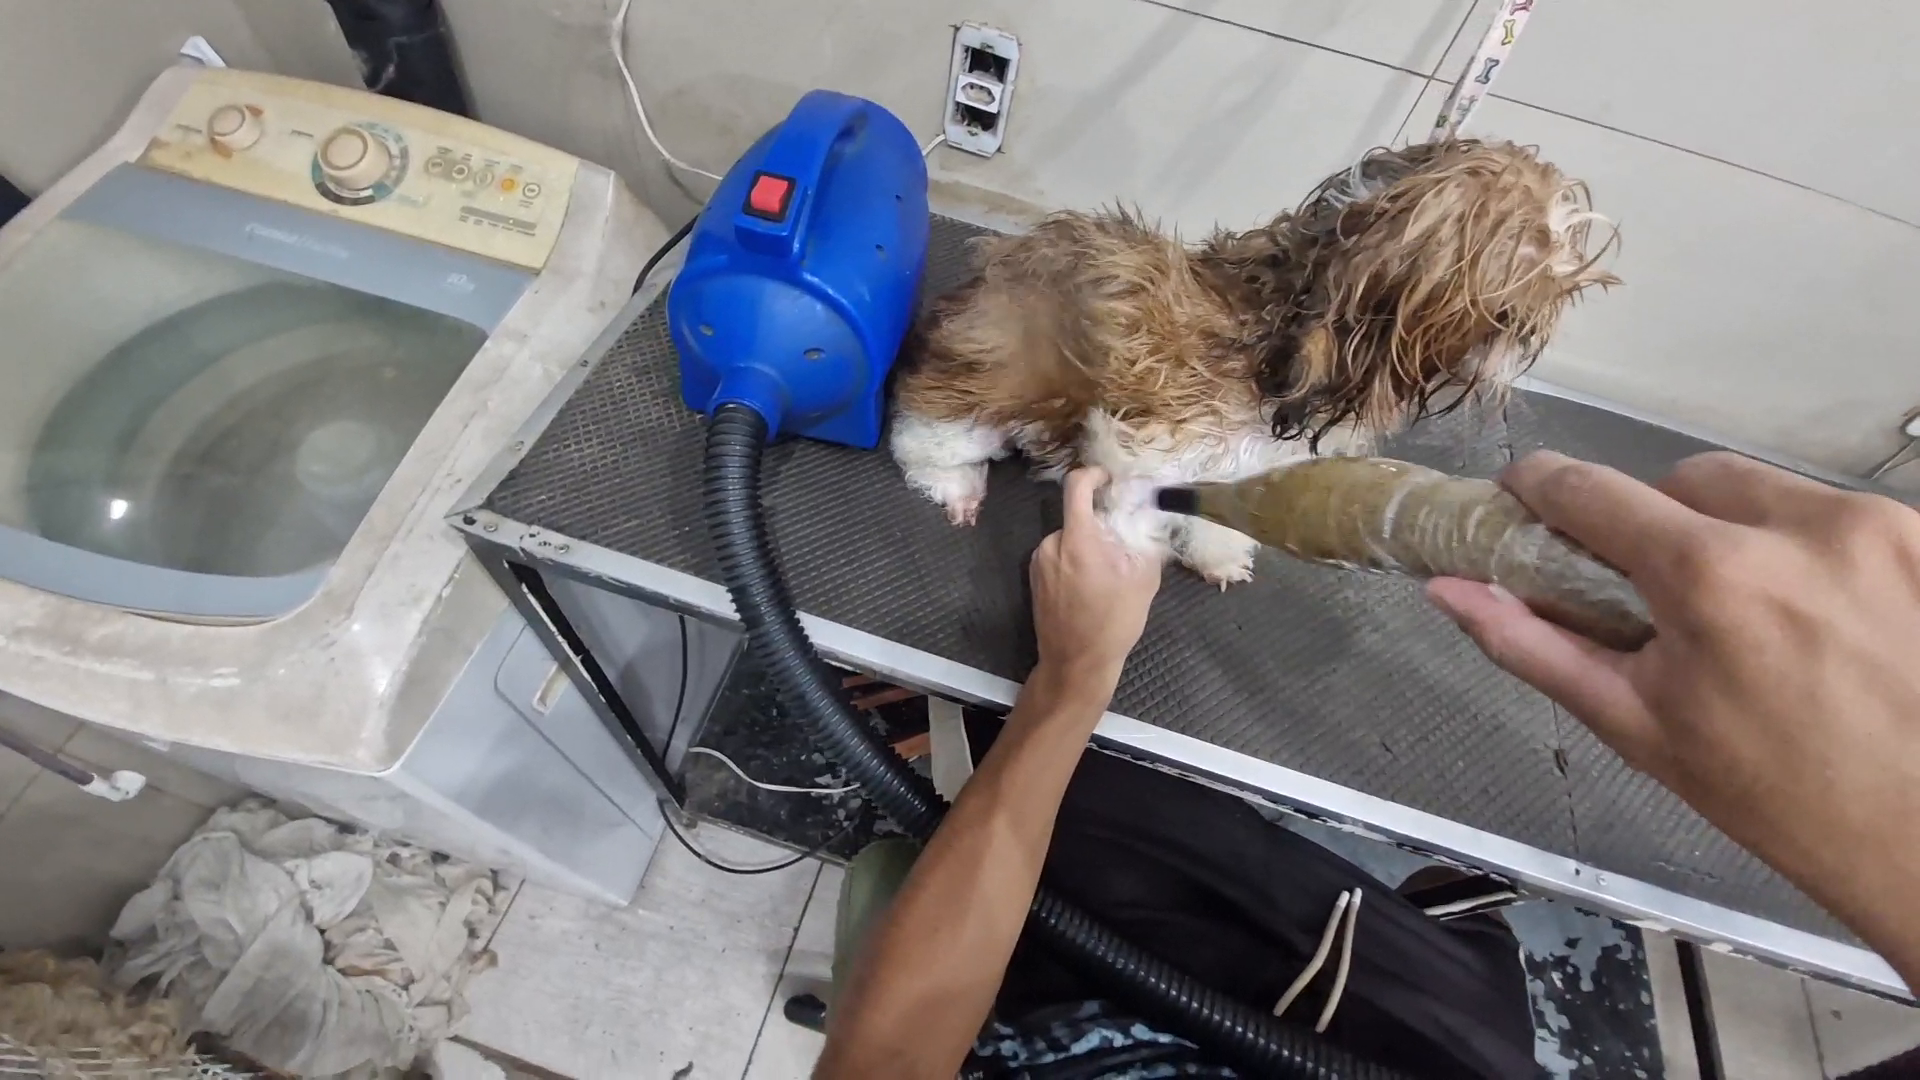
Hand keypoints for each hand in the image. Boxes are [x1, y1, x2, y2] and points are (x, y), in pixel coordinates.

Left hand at [1030, 468, 1162, 690]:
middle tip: (1122, 547)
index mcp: (1077, 539)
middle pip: (1077, 518)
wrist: (1076, 663)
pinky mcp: (1033, 578)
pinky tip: (1090, 587)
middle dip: (1100, 526)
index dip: (1094, 475)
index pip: (1077, 486)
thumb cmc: (1113, 622)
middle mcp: (1051, 544)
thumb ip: (1145, 539)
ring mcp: (1038, 562)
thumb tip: (1149, 515)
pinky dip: (1074, 561)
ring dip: (1087, 546)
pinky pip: (1058, 556)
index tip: (1108, 480)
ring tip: (1108, 576)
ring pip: (1068, 539)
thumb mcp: (1143, 579)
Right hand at [1427, 450, 1919, 979]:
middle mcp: (1808, 528)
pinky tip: (1820, 613)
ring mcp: (1897, 531)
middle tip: (1651, 585)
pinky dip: (1804, 546)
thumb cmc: (1770, 791)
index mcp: (1710, 572)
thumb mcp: (1626, 718)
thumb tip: (1443, 589)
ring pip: (1767, 490)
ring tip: (1744, 604)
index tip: (1520, 498)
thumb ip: (1525, 643)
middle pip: (1684, 478)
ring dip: (1730, 527)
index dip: (1539, 484)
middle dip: (1650, 518)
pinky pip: (1838, 516)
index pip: (1589, 487)